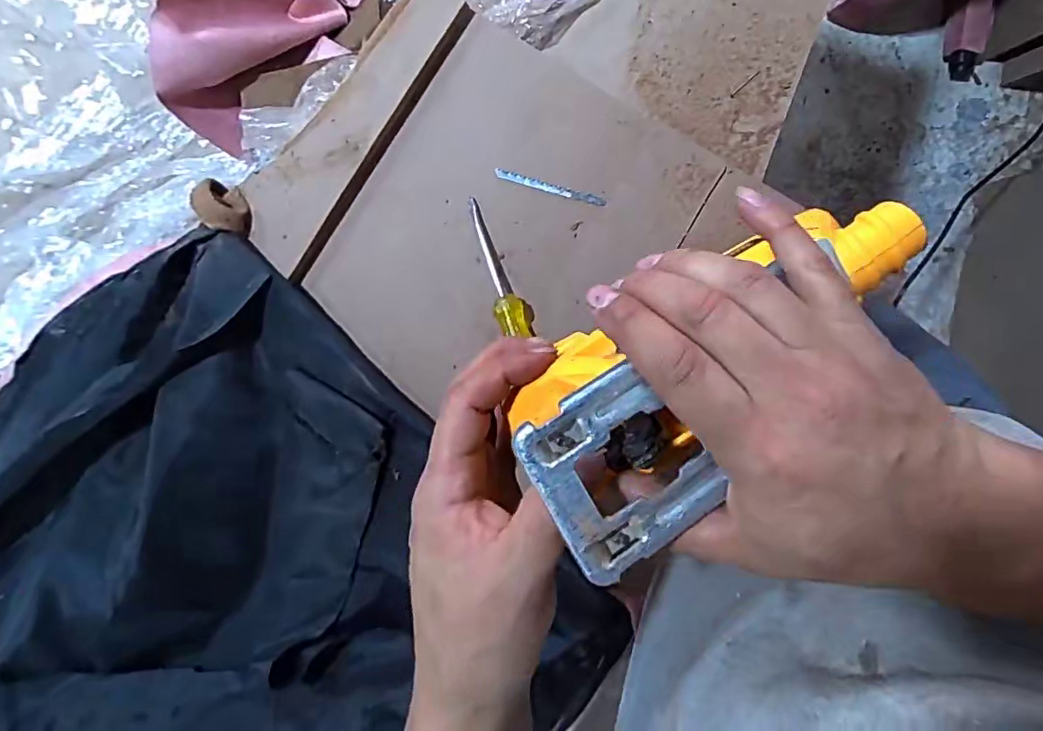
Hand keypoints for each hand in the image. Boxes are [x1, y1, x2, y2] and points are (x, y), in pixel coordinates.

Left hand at [408, 337, 565, 730]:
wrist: (471, 692)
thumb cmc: (483, 632)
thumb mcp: (521, 568)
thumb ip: (555, 504)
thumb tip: (597, 448)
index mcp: (444, 485)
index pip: (463, 405)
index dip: (500, 369)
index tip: (547, 353)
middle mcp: (455, 477)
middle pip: (474, 404)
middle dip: (509, 366)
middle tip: (558, 349)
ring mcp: (475, 489)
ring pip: (494, 422)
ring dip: (522, 390)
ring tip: (562, 369)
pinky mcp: (496, 503)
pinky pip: (514, 449)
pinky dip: (536, 423)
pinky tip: (562, 415)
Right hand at [587, 187, 988, 590]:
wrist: (942, 504)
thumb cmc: (847, 532)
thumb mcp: (756, 550)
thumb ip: (682, 523)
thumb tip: (624, 479)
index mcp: (757, 444)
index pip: (678, 366)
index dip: (632, 326)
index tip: (600, 303)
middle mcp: (787, 383)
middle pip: (705, 313)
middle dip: (652, 287)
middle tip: (623, 282)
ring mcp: (825, 344)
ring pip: (748, 284)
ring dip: (694, 263)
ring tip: (658, 261)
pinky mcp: (853, 322)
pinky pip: (813, 263)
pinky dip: (780, 224)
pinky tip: (747, 197)